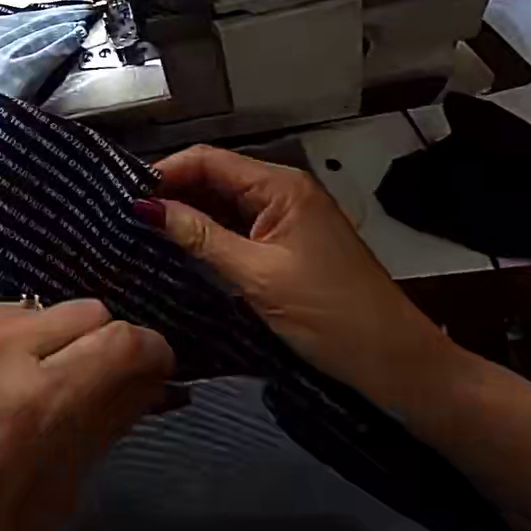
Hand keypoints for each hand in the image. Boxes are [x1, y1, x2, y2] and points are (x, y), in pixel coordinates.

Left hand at [0, 300, 176, 530]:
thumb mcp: (70, 479)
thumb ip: (114, 415)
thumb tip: (158, 376)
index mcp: (41, 399)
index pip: (121, 342)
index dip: (152, 350)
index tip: (158, 365)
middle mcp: (6, 346)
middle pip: (89, 310)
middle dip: (106, 340)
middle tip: (103, 373)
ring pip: (48, 306)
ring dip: (61, 336)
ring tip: (47, 372)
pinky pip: (9, 309)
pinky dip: (22, 333)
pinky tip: (8, 366)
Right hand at [139, 145, 459, 410]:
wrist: (404, 370)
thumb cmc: (333, 317)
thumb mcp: (256, 275)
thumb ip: (198, 236)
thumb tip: (143, 207)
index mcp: (280, 186)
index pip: (206, 160)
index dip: (164, 172)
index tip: (125, 195)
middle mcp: (280, 190)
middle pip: (210, 175)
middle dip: (169, 191)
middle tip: (126, 213)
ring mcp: (283, 215)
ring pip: (218, 200)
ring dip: (184, 211)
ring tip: (140, 227)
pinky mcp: (282, 240)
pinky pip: (232, 222)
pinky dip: (204, 230)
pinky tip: (176, 244)